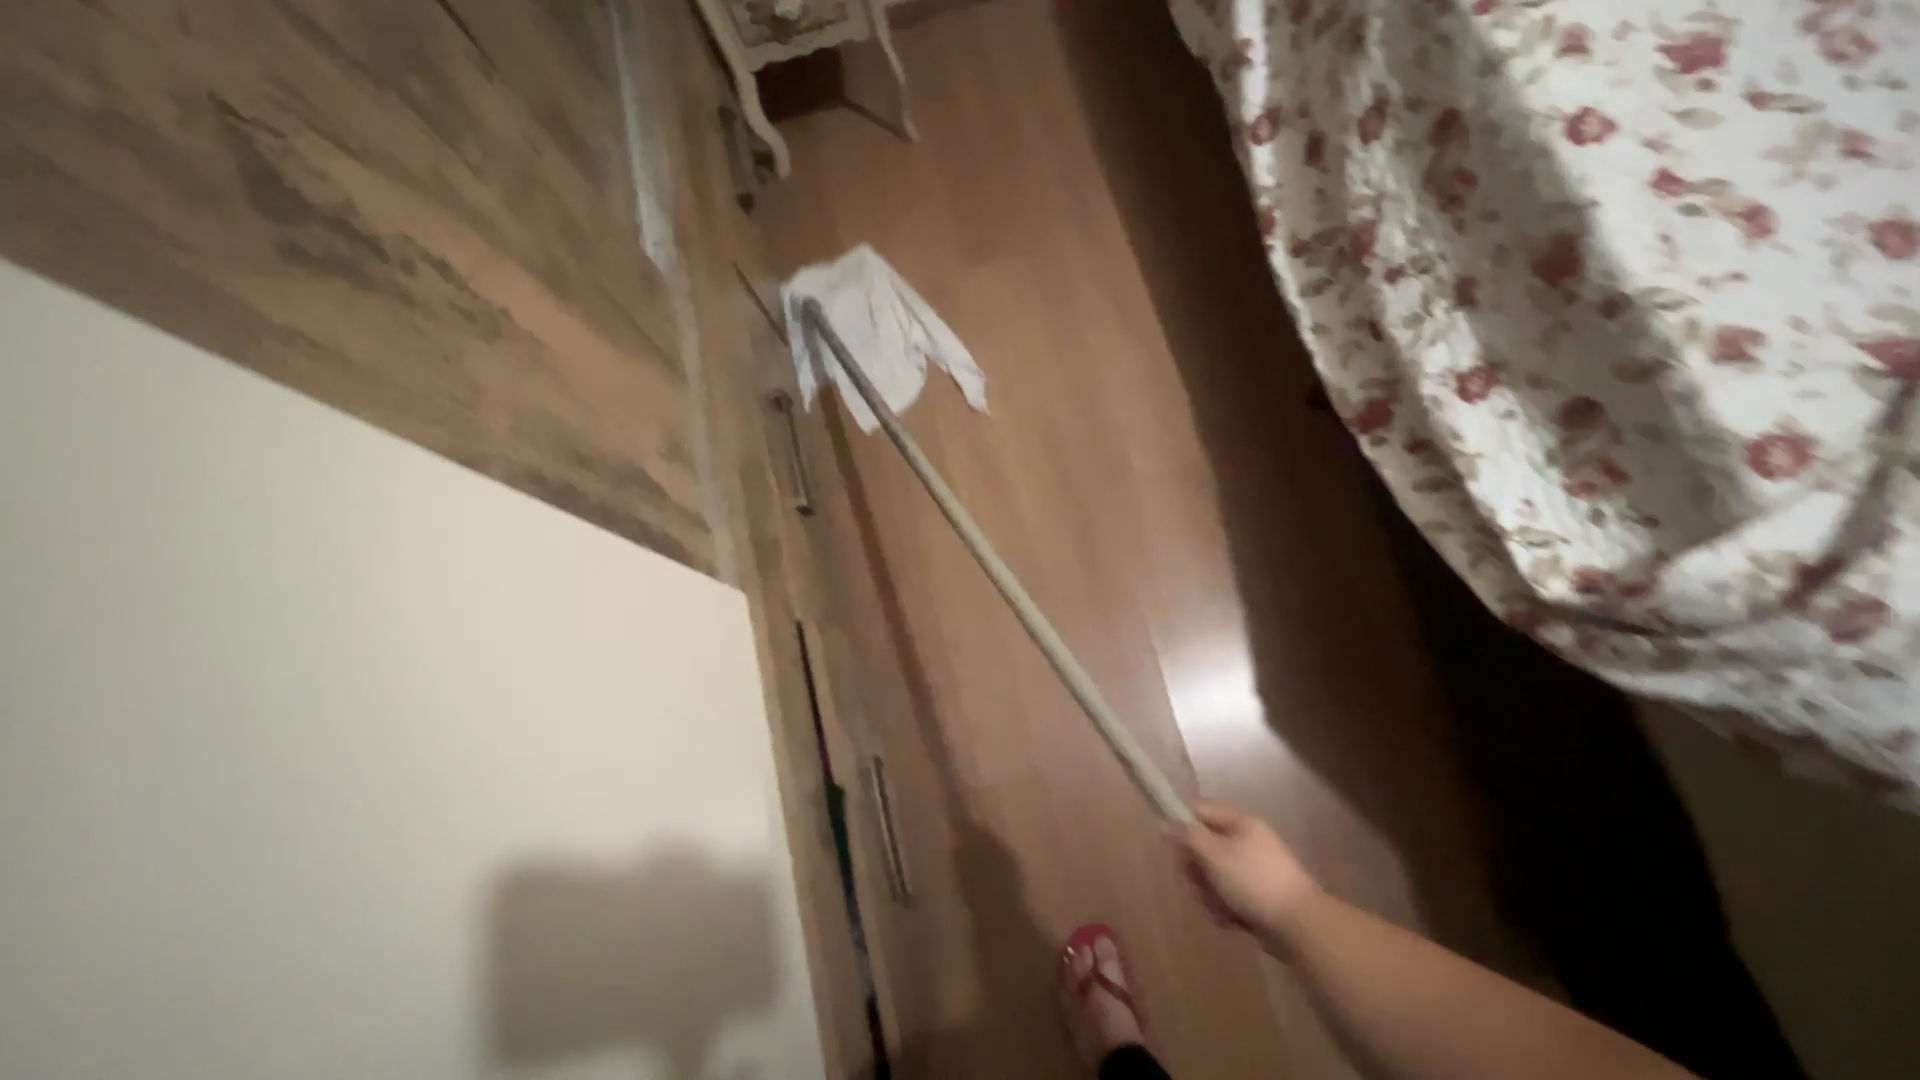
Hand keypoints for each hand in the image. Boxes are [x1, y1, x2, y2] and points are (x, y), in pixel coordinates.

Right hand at [1176, 801, 1319, 938]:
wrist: (1297, 924)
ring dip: (1209, 893)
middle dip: (1197, 869)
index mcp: (1241, 823)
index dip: (1183, 824)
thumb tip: (1166, 821)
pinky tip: (1230, 919)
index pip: (1201, 811)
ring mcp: (1253, 869)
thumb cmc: (1252, 880)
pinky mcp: (1256, 895)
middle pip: (1203, 846)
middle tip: (1198, 881)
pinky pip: (1227, 895)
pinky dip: (1224, 907)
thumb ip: (1188, 836)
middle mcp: (1247, 841)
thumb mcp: (1214, 854)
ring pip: (1213, 875)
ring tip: (1219, 906)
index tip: (1172, 846)